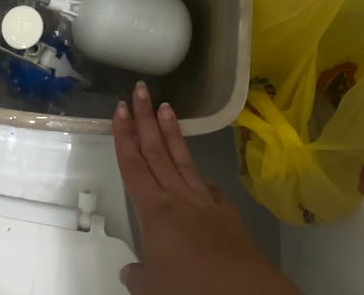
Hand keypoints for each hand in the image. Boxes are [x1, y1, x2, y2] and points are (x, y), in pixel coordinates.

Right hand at [113, 81, 300, 294]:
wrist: (242, 292)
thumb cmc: (189, 288)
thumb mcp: (153, 289)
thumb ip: (139, 276)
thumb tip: (130, 271)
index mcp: (154, 210)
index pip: (133, 165)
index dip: (124, 136)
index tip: (121, 108)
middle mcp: (178, 197)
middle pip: (157, 150)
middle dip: (145, 119)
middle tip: (140, 89)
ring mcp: (204, 201)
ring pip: (183, 159)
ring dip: (172, 132)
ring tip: (166, 106)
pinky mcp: (226, 213)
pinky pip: (208, 188)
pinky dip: (200, 177)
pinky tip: (200, 174)